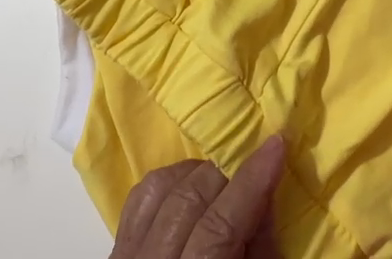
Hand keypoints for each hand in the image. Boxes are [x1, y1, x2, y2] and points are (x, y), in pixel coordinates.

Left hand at [110, 137, 284, 258]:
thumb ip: (261, 252)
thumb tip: (265, 195)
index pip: (220, 225)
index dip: (251, 181)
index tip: (277, 143)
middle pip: (188, 199)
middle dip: (227, 173)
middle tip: (255, 165)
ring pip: (158, 189)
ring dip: (197, 175)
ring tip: (224, 180)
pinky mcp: (114, 252)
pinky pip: (139, 199)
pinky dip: (169, 184)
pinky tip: (191, 190)